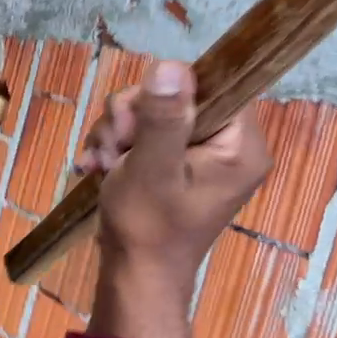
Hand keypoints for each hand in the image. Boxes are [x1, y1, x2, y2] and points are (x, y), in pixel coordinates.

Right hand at [76, 60, 270, 337]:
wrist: (134, 272)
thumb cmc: (149, 224)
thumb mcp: (151, 167)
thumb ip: (162, 117)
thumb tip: (170, 65)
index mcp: (239, 147)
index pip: (208, 90)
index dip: (164, 96)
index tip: (135, 124)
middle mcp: (224, 147)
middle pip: (170, 100)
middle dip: (129, 119)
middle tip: (114, 148)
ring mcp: (197, 156)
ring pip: (147, 115)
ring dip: (114, 134)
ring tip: (102, 163)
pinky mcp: (171, 164)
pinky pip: (138, 134)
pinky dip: (112, 147)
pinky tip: (96, 166)